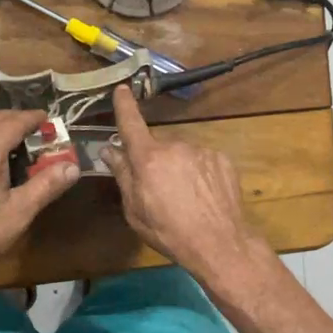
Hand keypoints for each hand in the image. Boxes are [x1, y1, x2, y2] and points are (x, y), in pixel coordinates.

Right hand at [102, 86, 265, 278]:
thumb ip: (123, 176)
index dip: (124, 105)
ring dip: (179, 168)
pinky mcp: (222, 159)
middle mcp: (175, 146)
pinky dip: (199, 173)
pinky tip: (203, 195)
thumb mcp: (135, 210)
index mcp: (148, 158)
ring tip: (185, 198)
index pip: (131, 124)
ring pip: (182, 154)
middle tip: (158, 190)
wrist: (219, 243)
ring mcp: (201, 150)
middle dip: (155, 161)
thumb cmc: (169, 232)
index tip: (121, 89)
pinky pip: (203, 160)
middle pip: (158, 147)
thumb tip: (111, 151)